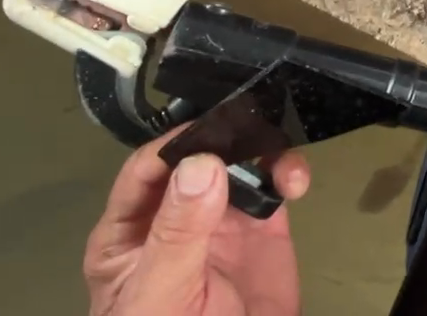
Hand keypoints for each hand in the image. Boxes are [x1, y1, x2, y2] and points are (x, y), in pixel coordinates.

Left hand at [85, 132, 311, 315]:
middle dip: (231, 136)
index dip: (176, 145)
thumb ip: (177, 234)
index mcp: (130, 234)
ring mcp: (220, 219)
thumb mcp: (162, 299)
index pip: (144, 171)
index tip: (216, 129)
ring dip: (266, 148)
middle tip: (261, 129)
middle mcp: (174, 216)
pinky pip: (275, 182)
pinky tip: (296, 183)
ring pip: (241, 159)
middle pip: (198, 153)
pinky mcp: (263, 226)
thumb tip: (201, 163)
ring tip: (285, 166)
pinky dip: (289, 171)